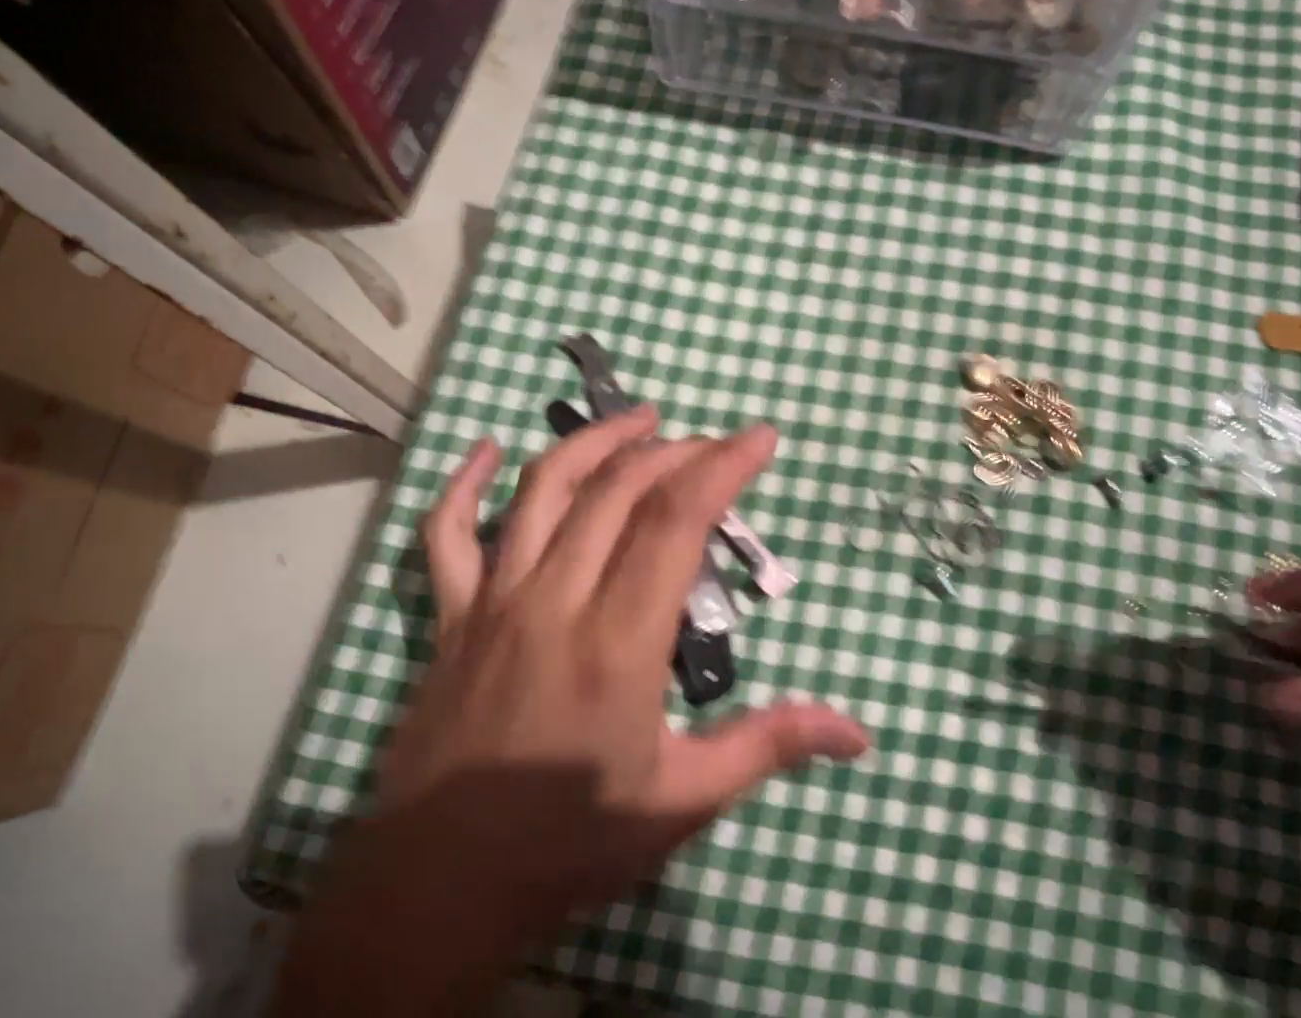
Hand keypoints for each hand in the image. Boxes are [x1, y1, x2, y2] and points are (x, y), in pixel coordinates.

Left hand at [276, 408, 869, 1015]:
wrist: (442, 881)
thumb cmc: (568, 844)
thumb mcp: (681, 801)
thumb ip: (766, 747)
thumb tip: (858, 731)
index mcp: (618, 641)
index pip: (675, 523)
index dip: (722, 468)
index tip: (760, 438)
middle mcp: (554, 601)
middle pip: (615, 493)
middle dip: (672, 451)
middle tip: (713, 442)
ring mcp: (493, 603)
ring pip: (540, 493)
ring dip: (592, 444)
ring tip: (637, 418)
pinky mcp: (450, 620)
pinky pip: (447, 535)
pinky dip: (464, 483)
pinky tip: (487, 448)